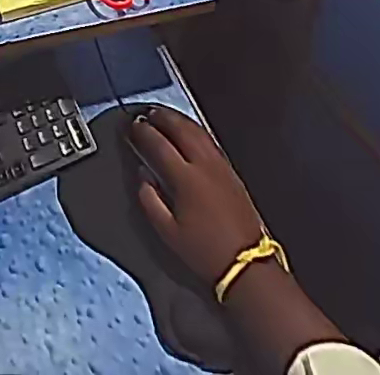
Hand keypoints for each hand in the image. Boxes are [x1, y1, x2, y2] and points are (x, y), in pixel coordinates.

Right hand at [128, 106, 267, 282]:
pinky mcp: (232, 172)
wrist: (248, 267)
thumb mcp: (167, 231)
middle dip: (161, 117)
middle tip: (145, 112)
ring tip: (164, 115)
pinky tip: (188, 131)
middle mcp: (204, 165)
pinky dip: (194, 129)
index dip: (142, 132)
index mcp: (185, 179)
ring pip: (198, 131)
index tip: (130, 127)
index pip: (158, 144)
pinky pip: (209, 141)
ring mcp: (221, 167)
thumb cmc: (204, 251)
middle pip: (180, 129)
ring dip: (178, 119)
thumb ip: (149, 199)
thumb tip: (143, 175)